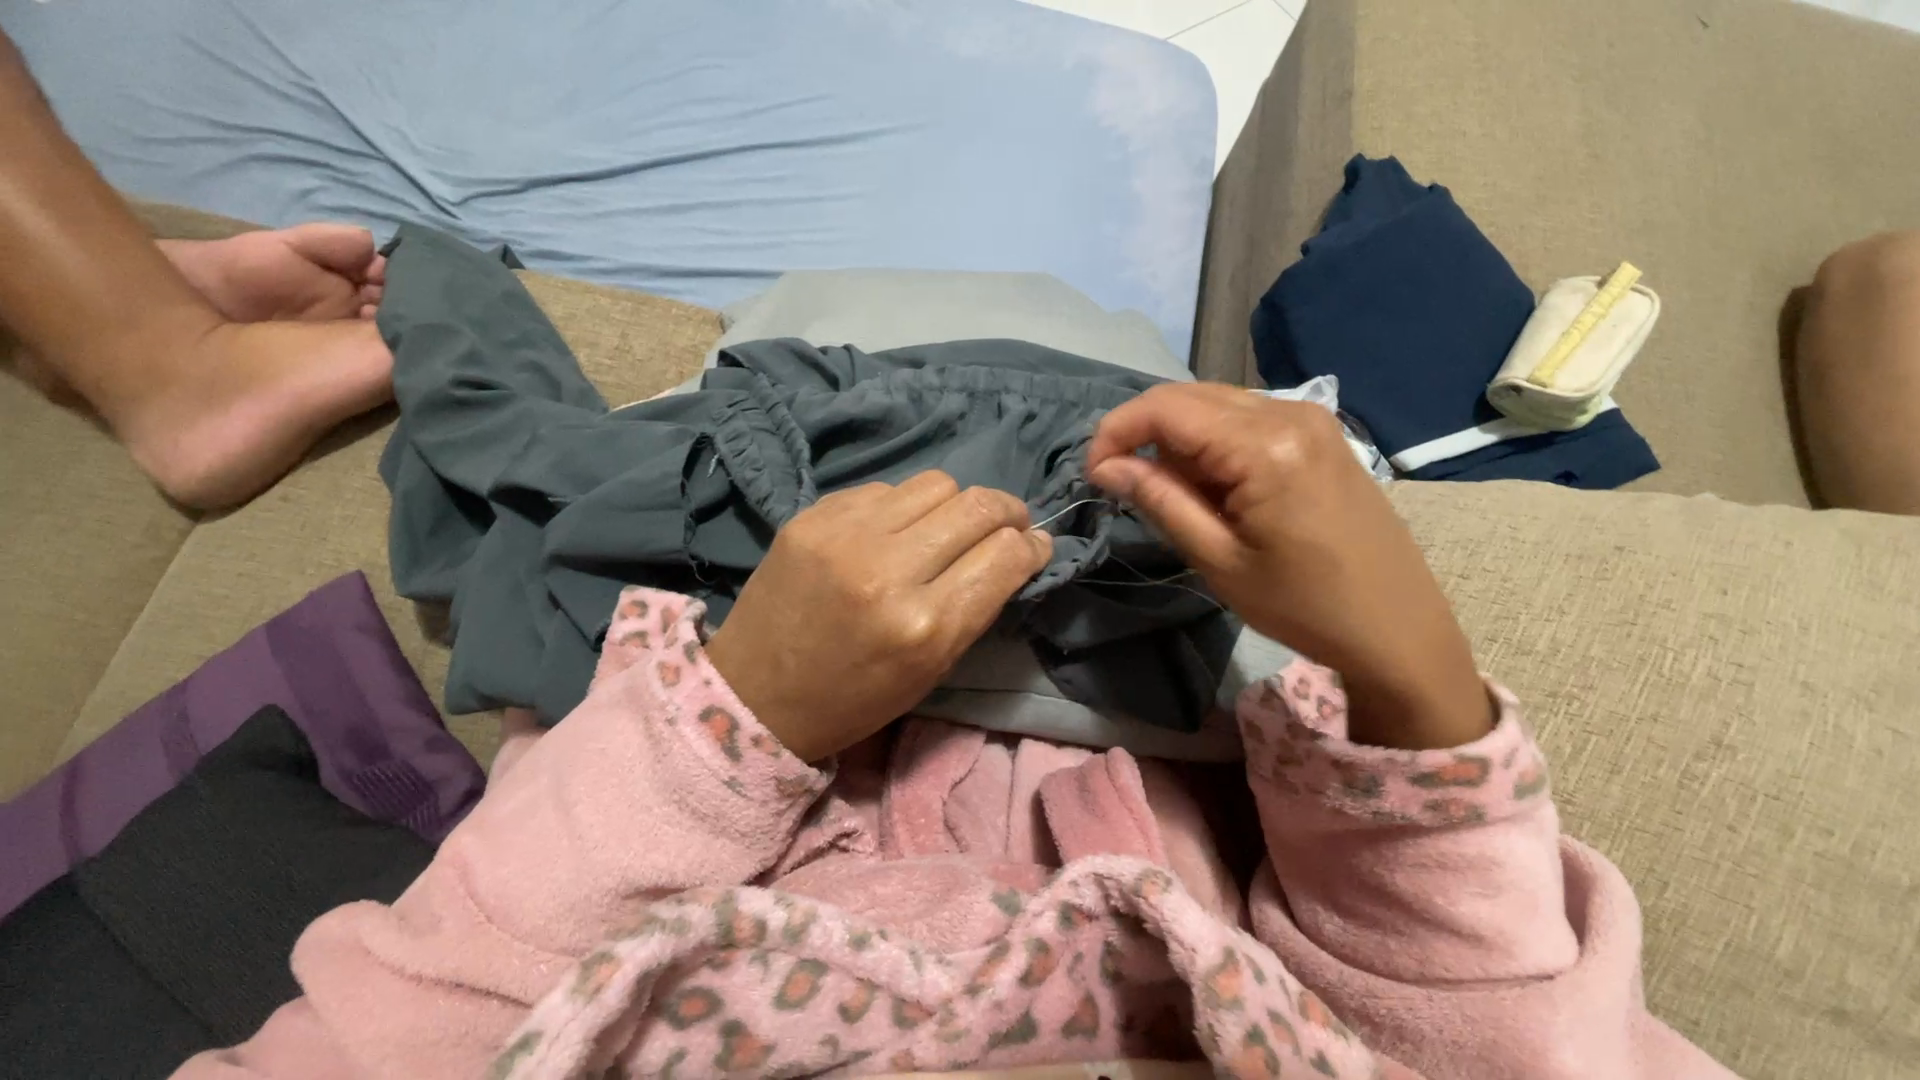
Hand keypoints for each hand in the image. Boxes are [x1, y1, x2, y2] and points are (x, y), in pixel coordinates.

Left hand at [705, 471, 1052, 761]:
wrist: (754, 695)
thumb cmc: (854, 698)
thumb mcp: (930, 670)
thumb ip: (977, 606)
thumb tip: (1020, 548)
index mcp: (924, 626)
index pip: (1005, 555)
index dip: (1033, 545)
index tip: (1035, 545)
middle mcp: (888, 570)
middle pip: (977, 505)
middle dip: (1007, 511)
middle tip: (1007, 524)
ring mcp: (845, 535)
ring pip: (935, 483)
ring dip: (955, 504)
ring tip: (946, 528)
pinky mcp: (812, 516)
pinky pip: (884, 489)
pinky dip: (902, 507)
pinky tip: (892, 532)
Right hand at [1085, 383, 1490, 748]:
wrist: (1397, 627)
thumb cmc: (1303, 604)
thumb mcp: (1218, 559)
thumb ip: (1160, 500)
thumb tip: (1106, 466)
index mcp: (1265, 445)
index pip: (1166, 408)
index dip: (1117, 432)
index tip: (1094, 474)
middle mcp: (1289, 412)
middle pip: (1189, 397)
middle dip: (1145, 434)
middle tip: (1125, 487)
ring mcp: (1311, 419)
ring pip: (1216, 404)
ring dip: (1180, 440)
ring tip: (1171, 495)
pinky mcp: (1321, 434)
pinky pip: (1247, 419)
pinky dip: (1214, 443)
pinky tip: (1214, 487)